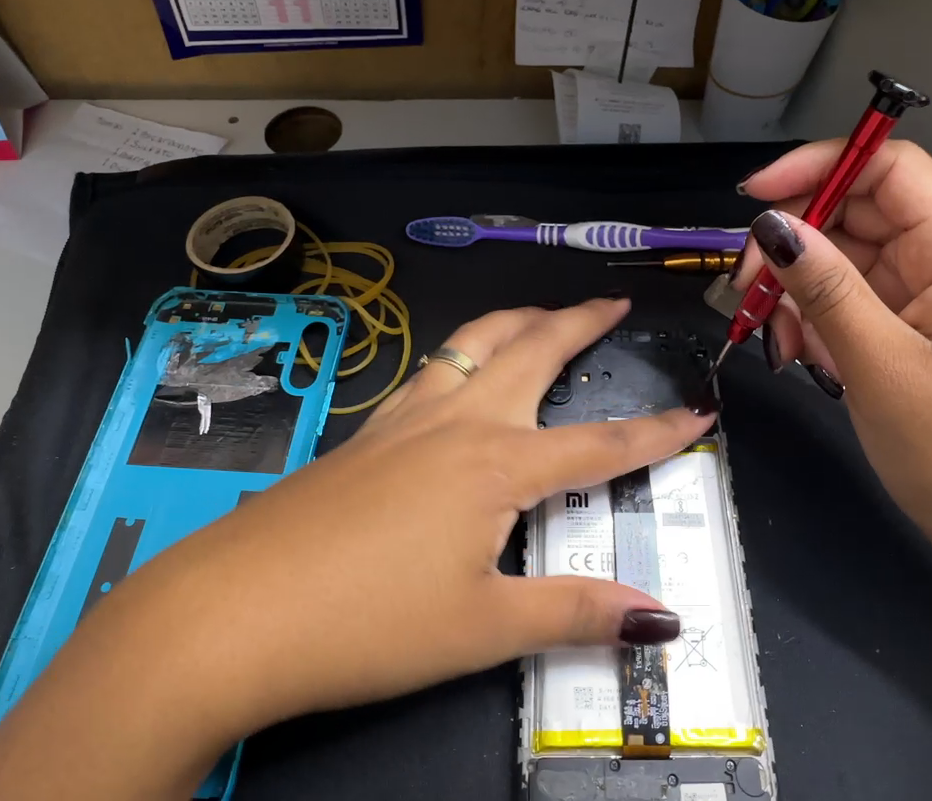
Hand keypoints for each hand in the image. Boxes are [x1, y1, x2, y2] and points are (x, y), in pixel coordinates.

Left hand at [62, 300, 709, 737]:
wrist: (233, 610)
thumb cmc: (368, 623)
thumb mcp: (483, 628)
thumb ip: (574, 612)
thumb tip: (660, 617)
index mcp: (497, 464)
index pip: (598, 443)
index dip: (655, 432)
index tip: (698, 413)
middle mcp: (456, 422)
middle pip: (531, 351)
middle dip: (578, 322)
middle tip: (612, 303)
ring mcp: (402, 419)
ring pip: (471, 344)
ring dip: (516, 322)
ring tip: (542, 315)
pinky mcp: (363, 432)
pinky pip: (429, 371)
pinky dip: (462, 353)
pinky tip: (456, 373)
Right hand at [735, 141, 931, 576]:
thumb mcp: (880, 367)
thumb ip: (825, 288)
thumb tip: (770, 224)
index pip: (891, 169)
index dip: (821, 165)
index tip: (755, 198)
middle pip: (857, 212)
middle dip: (795, 242)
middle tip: (746, 287)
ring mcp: (926, 296)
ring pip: (842, 258)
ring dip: (796, 290)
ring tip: (778, 340)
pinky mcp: (908, 327)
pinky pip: (847, 299)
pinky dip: (812, 320)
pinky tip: (799, 357)